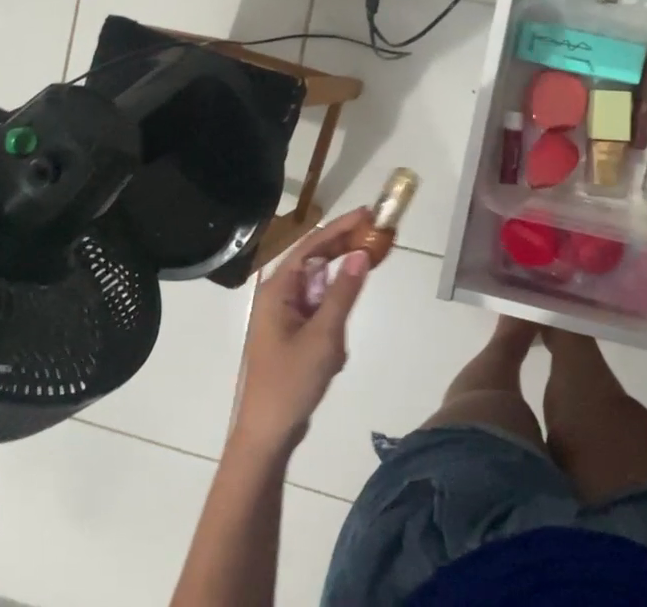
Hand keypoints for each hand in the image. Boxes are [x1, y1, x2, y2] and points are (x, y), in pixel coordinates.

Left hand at [232, 208, 372, 454]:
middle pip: (315, 261)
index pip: (311, 246)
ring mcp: (284, 317)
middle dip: (344, 248)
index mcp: (276, 290)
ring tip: (364, 283)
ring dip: (340, 287)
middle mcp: (277, 296)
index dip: (341, 227)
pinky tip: (339, 344)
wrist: (268, 432)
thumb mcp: (323, 336)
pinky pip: (318, 312)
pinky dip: (334, 317)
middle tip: (378, 235)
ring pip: (319, 288)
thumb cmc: (291, 382)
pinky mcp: (292, 336)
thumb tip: (360, 254)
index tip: (369, 214)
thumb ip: (343, 293)